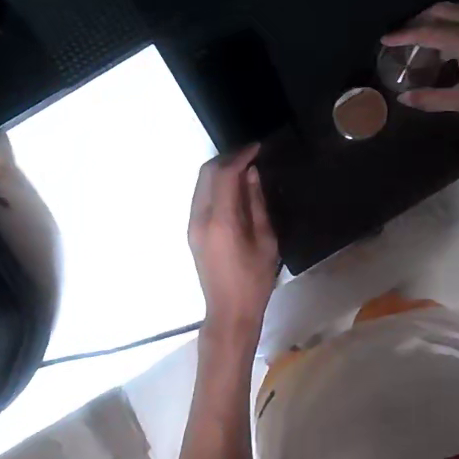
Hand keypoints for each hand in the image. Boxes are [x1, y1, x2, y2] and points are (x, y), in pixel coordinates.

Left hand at [188, 144, 279, 338]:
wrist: (229, 311)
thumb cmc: (254, 280)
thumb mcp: (266, 240)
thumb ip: (257, 204)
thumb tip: (252, 175)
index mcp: (221, 220)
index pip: (224, 174)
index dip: (240, 156)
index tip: (258, 147)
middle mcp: (200, 217)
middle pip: (207, 173)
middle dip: (228, 158)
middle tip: (251, 154)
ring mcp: (192, 224)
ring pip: (201, 183)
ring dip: (220, 170)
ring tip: (245, 167)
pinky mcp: (192, 231)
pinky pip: (201, 196)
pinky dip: (216, 184)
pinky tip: (234, 187)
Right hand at [382, 3, 458, 146]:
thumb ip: (433, 98)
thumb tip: (404, 98)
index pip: (428, 31)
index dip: (404, 35)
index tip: (385, 39)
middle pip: (443, 11)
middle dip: (421, 20)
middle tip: (404, 36)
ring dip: (440, 19)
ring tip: (426, 38)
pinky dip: (457, 24)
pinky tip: (454, 45)